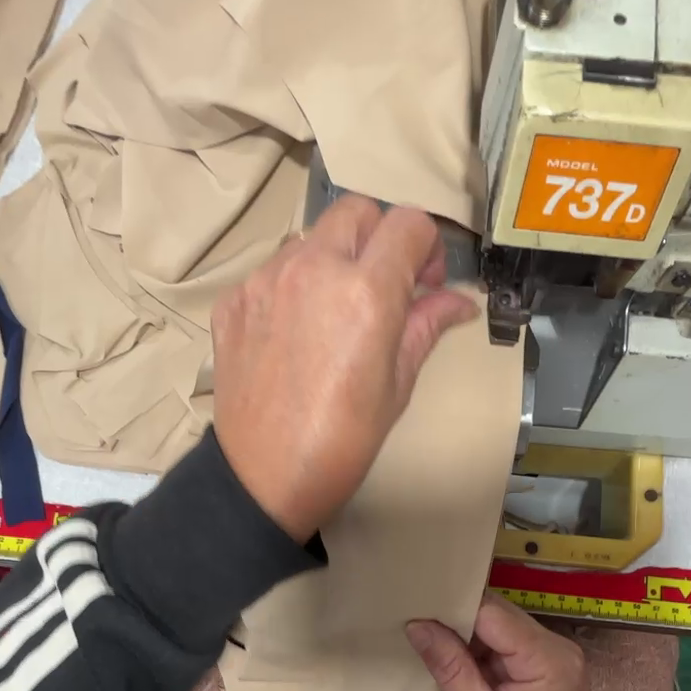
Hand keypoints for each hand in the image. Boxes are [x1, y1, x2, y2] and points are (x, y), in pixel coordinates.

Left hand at [211, 195, 477, 542]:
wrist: (264, 478)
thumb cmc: (342, 441)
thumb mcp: (397, 386)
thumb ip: (425, 327)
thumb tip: (457, 302)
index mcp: (364, 291)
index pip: (408, 223)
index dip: (427, 246)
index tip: (424, 281)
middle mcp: (312, 269)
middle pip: (355, 211)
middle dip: (379, 238)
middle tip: (384, 286)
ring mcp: (264, 281)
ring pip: (309, 238)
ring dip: (332, 260)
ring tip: (335, 314)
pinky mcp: (233, 302)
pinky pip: (271, 272)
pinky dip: (291, 288)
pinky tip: (295, 334)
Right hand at [406, 592, 596, 690]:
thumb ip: (451, 668)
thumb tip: (416, 624)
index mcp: (548, 658)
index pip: (491, 612)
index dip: (451, 605)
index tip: (410, 602)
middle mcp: (555, 647)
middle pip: (494, 615)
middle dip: (452, 616)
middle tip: (406, 613)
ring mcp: (550, 658)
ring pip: (495, 629)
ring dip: (460, 634)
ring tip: (416, 630)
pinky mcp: (540, 671)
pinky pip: (501, 648)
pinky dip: (473, 651)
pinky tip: (441, 652)